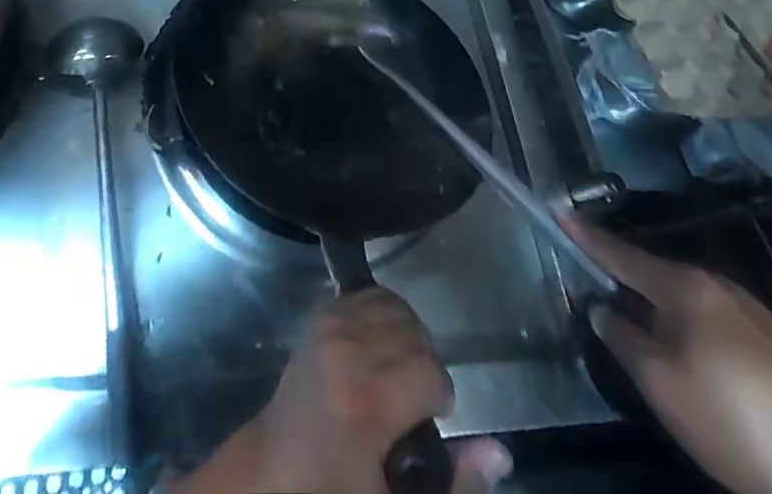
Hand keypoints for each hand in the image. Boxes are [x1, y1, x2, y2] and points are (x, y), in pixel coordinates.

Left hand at [176, 287, 511, 493]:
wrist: (271, 470)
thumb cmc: (332, 489)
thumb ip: (453, 482)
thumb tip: (500, 453)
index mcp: (364, 401)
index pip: (431, 371)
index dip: (440, 399)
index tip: (426, 422)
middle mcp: (345, 350)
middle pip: (416, 334)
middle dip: (425, 366)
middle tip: (410, 401)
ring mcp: (328, 327)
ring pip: (395, 306)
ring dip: (406, 336)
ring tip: (396, 372)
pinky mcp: (318, 317)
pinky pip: (368, 296)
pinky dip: (383, 315)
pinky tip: (378, 349)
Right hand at [561, 214, 771, 493]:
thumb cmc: (726, 417)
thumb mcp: (657, 381)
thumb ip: (621, 337)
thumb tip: (602, 309)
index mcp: (687, 287)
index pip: (623, 254)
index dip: (587, 236)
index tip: (560, 211)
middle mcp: (721, 287)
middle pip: (656, 273)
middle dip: (622, 277)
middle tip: (590, 283)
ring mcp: (753, 314)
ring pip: (685, 297)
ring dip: (654, 304)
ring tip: (632, 325)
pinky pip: (711, 317)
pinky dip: (684, 323)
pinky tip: (683, 354)